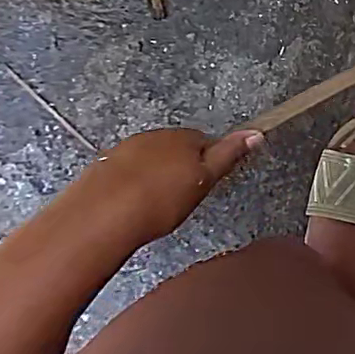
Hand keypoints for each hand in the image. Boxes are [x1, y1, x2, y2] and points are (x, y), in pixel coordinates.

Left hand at [61, 128, 262, 245]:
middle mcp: (153, 137)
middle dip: (181, 168)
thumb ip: (230, 154)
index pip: (206, 142)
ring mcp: (124, 150)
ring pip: (150, 160)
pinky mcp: (101, 168)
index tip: (204, 185)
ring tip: (156, 205)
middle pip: (176, 149)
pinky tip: (132, 205)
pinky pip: (126, 173)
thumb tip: (256, 133)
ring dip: (155, 177)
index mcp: (182, 137)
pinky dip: (132, 185)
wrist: (98, 220)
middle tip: (182, 197)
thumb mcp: (204, 179)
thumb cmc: (158, 200)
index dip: (208, 165)